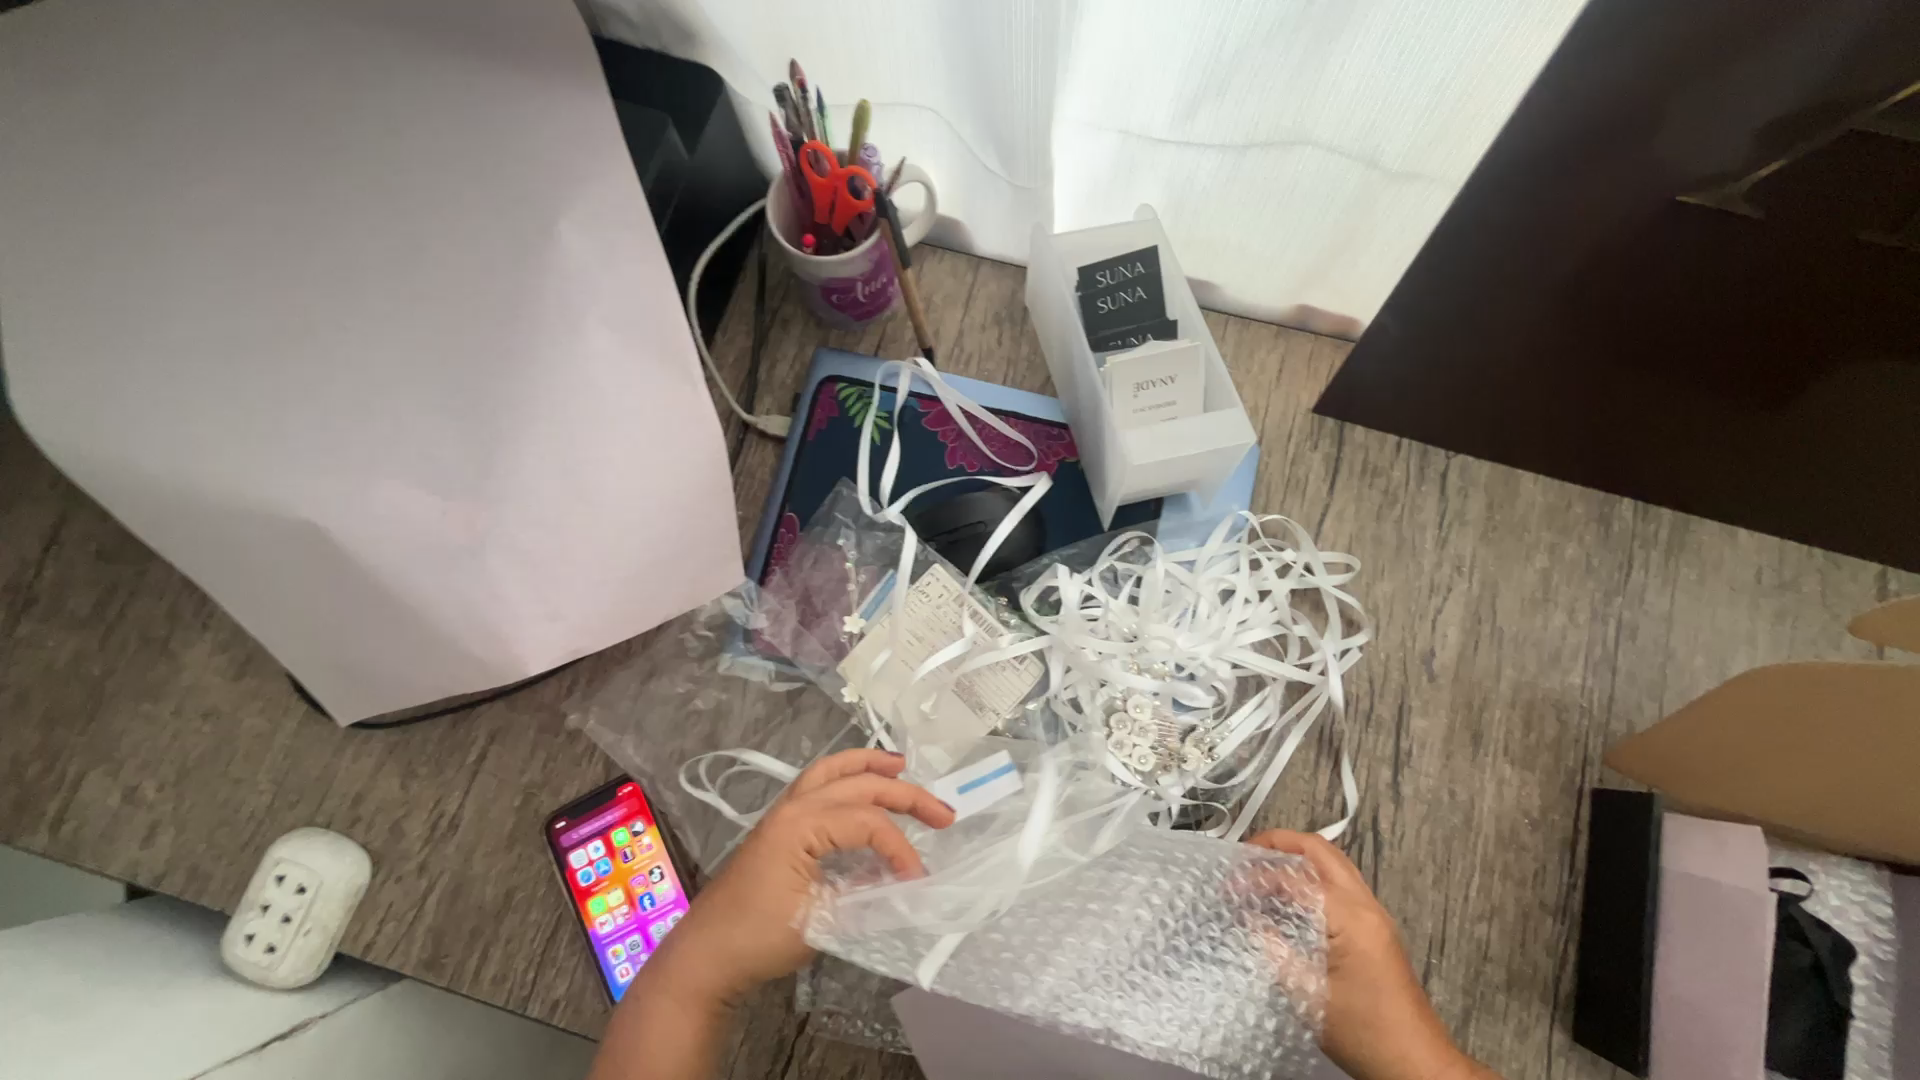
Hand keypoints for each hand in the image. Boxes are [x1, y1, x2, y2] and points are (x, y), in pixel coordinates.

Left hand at [642, 748, 955, 1007]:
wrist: (704, 957)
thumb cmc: (758, 938)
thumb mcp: (821, 920)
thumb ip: (867, 895)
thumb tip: (905, 883)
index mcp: (801, 825)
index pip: (867, 822)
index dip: (900, 848)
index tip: (918, 879)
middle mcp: (793, 807)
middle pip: (857, 785)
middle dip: (903, 793)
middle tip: (943, 812)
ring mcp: (782, 813)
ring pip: (830, 771)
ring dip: (868, 765)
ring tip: (901, 766)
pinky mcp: (778, 826)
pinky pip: (816, 785)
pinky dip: (844, 777)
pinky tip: (860, 787)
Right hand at [1247, 830, 1495, 1079]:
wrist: (1418, 1065)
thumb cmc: (1364, 1032)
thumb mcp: (1308, 995)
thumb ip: (1274, 948)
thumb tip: (1246, 916)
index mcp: (1351, 917)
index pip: (1295, 877)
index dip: (1256, 876)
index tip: (1227, 886)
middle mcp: (1366, 906)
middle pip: (1320, 851)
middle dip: (1278, 844)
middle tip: (1244, 856)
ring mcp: (1375, 915)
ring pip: (1332, 864)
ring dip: (1295, 858)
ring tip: (1260, 871)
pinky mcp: (1375, 929)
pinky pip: (1339, 884)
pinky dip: (1308, 878)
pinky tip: (1287, 897)